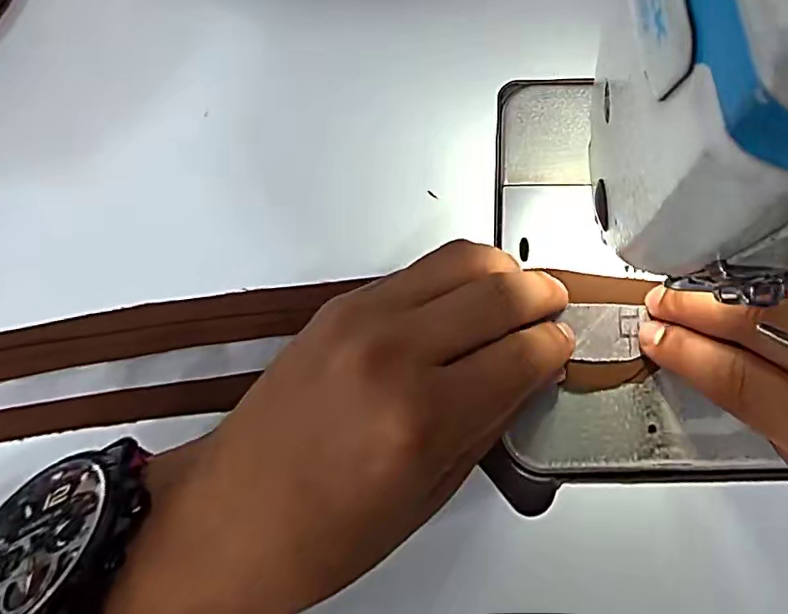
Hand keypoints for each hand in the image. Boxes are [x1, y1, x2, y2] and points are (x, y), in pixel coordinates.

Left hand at [105, 241, 572, 613]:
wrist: (224, 519)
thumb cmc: (314, 531)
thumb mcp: (427, 494)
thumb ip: (490, 421)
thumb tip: (530, 371)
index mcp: (419, 418)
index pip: (522, 352)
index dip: (556, 344)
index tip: (563, 344)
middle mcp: (392, 353)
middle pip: (502, 289)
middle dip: (543, 294)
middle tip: (553, 308)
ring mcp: (363, 317)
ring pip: (465, 257)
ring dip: (505, 270)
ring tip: (517, 292)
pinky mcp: (343, 301)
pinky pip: (422, 266)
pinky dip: (459, 273)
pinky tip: (465, 297)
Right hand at [637, 287, 787, 613]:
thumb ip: (781, 432)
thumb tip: (731, 381)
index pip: (740, 375)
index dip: (687, 348)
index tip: (651, 332)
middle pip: (758, 320)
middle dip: (696, 306)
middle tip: (656, 299)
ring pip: (787, 291)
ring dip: (729, 284)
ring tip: (689, 283)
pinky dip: (778, 277)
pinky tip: (751, 274)